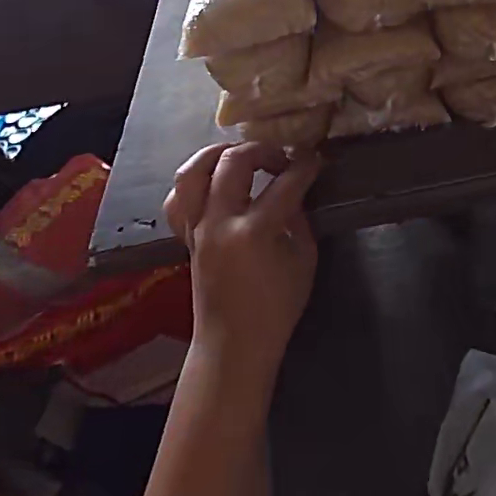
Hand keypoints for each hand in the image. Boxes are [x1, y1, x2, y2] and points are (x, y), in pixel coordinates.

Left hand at [166, 142, 323, 374]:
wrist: (234, 345)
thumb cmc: (277, 307)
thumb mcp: (304, 258)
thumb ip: (298, 218)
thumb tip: (293, 190)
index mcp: (254, 232)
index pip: (284, 183)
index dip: (305, 166)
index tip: (316, 158)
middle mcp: (219, 223)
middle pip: (232, 163)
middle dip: (262, 150)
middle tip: (281, 157)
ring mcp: (197, 229)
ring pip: (193, 173)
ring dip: (219, 154)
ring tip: (242, 156)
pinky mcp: (186, 237)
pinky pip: (179, 199)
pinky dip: (195, 182)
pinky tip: (215, 181)